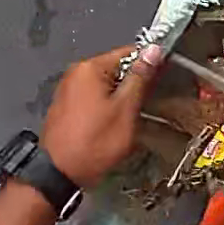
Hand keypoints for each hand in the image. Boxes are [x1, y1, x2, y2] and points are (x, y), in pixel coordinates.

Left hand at [39, 44, 163, 185]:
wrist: (58, 174)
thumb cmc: (95, 142)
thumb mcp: (125, 109)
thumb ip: (140, 77)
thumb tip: (154, 49)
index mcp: (90, 68)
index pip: (128, 52)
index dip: (149, 64)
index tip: (165, 78)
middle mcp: (76, 73)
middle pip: (116, 68)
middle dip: (135, 83)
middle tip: (152, 102)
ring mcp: (68, 90)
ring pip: (106, 85)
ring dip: (122, 97)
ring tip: (136, 115)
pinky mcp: (66, 106)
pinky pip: (94, 97)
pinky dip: (108, 105)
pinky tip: (115, 122)